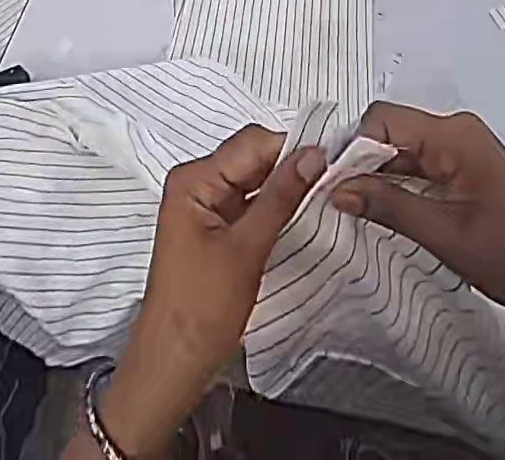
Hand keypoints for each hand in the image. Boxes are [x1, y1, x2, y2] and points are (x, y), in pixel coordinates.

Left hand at [101, 126, 324, 457]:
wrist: (173, 360)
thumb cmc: (201, 309)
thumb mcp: (247, 248)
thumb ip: (281, 197)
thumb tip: (312, 156)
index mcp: (193, 179)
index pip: (250, 144)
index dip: (290, 148)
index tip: (328, 159)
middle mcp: (195, 181)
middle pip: (250, 156)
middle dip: (288, 162)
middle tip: (330, 174)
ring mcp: (203, 202)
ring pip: (251, 176)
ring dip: (282, 181)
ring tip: (321, 189)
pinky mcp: (213, 222)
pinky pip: (247, 198)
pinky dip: (271, 200)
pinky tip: (298, 207)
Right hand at [330, 101, 504, 336]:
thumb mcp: (447, 237)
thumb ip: (389, 206)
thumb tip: (338, 189)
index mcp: (455, 138)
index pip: (382, 120)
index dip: (352, 148)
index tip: (333, 182)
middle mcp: (457, 131)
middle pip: (389, 130)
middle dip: (361, 161)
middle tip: (340, 199)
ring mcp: (463, 146)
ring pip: (402, 146)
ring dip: (379, 173)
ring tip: (358, 207)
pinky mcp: (465, 163)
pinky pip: (419, 160)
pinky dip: (399, 181)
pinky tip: (386, 207)